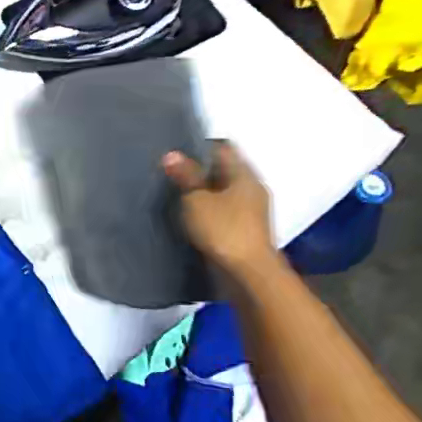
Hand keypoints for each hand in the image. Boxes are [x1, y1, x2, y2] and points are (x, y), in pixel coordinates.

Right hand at [164, 141, 282, 280]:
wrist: (248, 274)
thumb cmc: (223, 229)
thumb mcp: (197, 200)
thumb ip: (186, 176)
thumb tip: (171, 154)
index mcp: (245, 175)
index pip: (223, 148)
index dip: (199, 146)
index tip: (175, 150)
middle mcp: (252, 189)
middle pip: (223, 170)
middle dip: (198, 170)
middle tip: (169, 171)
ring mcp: (250, 211)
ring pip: (222, 191)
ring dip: (202, 191)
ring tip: (174, 192)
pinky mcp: (243, 230)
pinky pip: (222, 210)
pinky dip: (206, 209)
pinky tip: (188, 214)